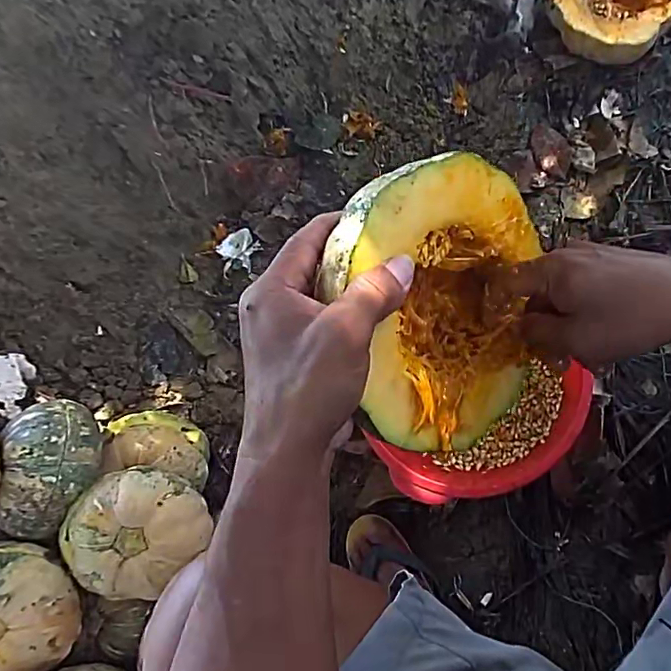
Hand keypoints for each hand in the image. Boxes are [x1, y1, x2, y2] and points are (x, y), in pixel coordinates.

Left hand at [237, 212, 413, 460]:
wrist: (286, 450)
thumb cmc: (309, 386)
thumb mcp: (346, 331)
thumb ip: (374, 291)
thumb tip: (403, 263)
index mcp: (270, 290)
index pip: (307, 238)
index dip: (342, 223)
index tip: (377, 219)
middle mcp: (267, 307)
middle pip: (312, 267)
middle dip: (352, 260)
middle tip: (390, 256)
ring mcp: (276, 335)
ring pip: (319, 299)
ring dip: (351, 293)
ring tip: (388, 289)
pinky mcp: (289, 359)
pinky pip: (320, 326)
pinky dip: (346, 320)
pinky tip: (373, 327)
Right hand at [507, 241, 670, 364]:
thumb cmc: (626, 321)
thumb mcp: (573, 339)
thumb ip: (536, 335)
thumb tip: (518, 327)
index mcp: (550, 268)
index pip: (507, 284)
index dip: (501, 312)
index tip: (511, 340)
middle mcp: (567, 253)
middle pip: (538, 292)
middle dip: (544, 327)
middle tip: (558, 359)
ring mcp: (594, 255)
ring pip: (564, 294)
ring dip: (568, 324)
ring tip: (590, 353)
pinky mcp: (615, 262)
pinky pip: (586, 289)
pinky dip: (588, 312)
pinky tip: (608, 335)